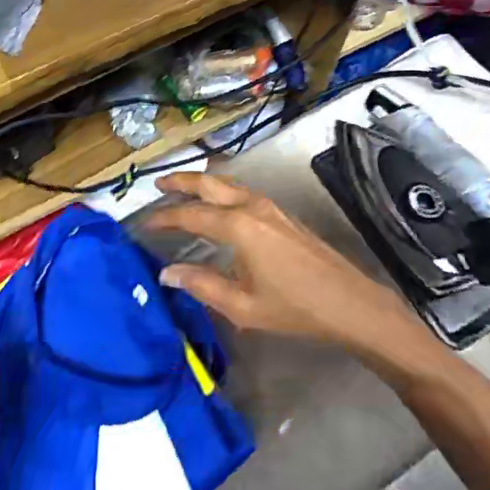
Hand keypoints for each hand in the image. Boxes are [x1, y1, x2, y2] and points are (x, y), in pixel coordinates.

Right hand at [145, 172, 430, 362]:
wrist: (347, 300)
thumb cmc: (293, 307)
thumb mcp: (242, 305)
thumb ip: (202, 285)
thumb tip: (167, 272)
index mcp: (239, 226)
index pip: (192, 215)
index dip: (165, 218)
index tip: (143, 222)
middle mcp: (254, 207)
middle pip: (211, 184)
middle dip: (183, 181)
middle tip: (158, 184)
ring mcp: (272, 207)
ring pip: (230, 185)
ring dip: (203, 184)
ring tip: (181, 191)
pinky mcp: (283, 215)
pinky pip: (244, 193)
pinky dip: (222, 192)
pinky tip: (218, 206)